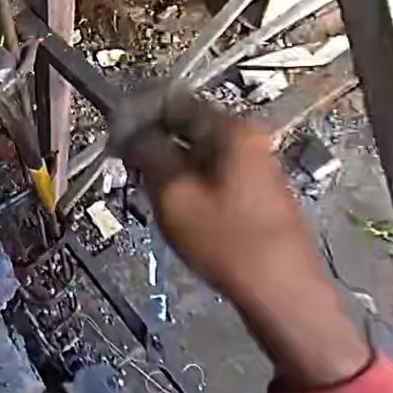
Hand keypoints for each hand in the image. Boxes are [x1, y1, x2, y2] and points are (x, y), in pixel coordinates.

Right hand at [124, 98, 368, 389]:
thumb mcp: (173, 194)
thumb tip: (129, 129)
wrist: (280, 291)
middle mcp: (247, 138)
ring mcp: (254, 165)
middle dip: (151, 142)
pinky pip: (209, 172)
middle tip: (124, 164)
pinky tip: (172, 205)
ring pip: (195, 151)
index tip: (112, 134)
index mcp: (231, 129)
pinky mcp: (254, 191)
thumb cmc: (224, 240)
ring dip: (166, 164)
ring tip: (145, 189)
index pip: (173, 101)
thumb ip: (147, 152)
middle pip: (186, 126)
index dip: (137, 113)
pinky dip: (185, 181)